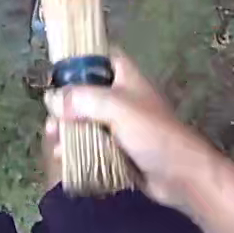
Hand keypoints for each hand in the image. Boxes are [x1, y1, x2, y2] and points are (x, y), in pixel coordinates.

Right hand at [45, 51, 224, 210]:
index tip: (54, 72)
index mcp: (124, 76)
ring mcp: (119, 123)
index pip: (98, 56)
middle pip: (85, 91)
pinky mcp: (118, 148)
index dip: (77, 59)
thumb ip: (82, 99)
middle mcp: (120, 95)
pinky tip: (63, 157)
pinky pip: (91, 143)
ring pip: (85, 119)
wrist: (182, 176)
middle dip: (64, 105)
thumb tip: (51, 98)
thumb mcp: (115, 107)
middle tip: (51, 119)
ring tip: (53, 139)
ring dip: (67, 129)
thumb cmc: (152, 132)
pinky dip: (76, 147)